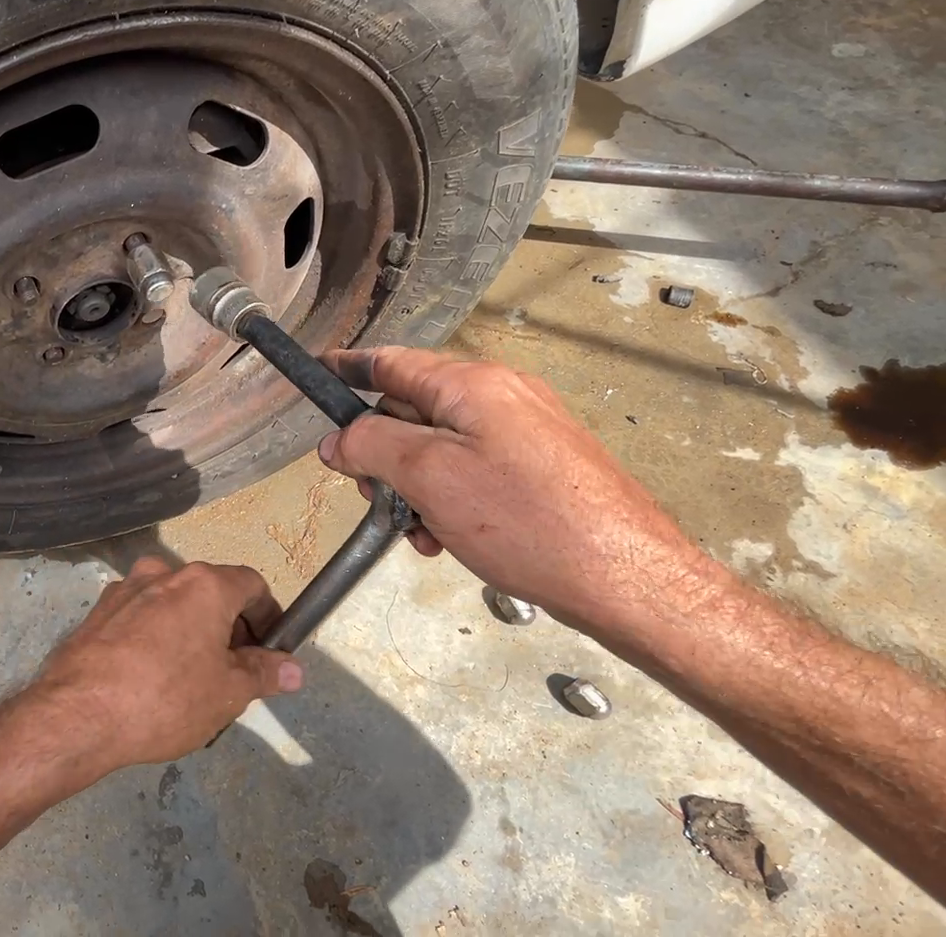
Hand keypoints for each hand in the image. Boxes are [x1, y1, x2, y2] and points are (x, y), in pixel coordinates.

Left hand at [22, 559, 302, 773]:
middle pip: (209, 592)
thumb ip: (263, 673)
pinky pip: (140, 617)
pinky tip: (152, 678)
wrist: (79, 712)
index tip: (271, 650)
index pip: (251, 584)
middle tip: (235, 672)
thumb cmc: (166, 698)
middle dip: (228, 627)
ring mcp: (124, 589)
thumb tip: (293, 667)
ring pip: (172, 604)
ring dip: (190, 631)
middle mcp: (162, 573)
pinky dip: (155, 637)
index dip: (268, 616)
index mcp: (201, 584)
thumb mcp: (228, 692)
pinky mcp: (96, 612)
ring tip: (192, 680)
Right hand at [315, 346, 709, 629]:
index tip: (316, 374)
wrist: (629, 582)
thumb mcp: (428, 477)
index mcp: (472, 385)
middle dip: (379, 452)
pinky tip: (446, 537)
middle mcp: (500, 398)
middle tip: (374, 497)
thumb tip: (335, 441)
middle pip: (409, 409)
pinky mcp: (537, 468)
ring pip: (435, 447)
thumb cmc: (525, 521)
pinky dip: (444, 498)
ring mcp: (523, 433)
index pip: (391, 362)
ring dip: (411, 485)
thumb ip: (369, 445)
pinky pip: (468, 470)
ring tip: (417, 530)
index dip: (347, 368)